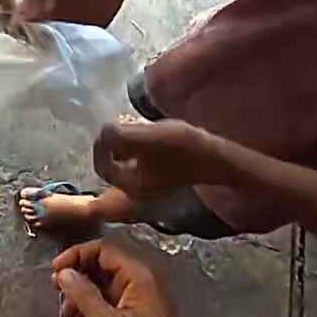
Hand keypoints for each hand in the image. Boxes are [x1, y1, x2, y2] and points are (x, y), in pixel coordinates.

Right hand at [51, 240, 205, 316]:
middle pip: (102, 263)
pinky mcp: (138, 311)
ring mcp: (140, 295)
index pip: (102, 249)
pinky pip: (110, 298)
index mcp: (138, 275)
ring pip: (104, 282)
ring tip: (67, 314)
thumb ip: (85, 297)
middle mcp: (140, 278)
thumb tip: (63, 273)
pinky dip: (93, 306)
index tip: (55, 271)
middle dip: (78, 276)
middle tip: (57, 293)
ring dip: (83, 294)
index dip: (76, 255)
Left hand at [93, 119, 231, 196]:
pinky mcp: (164, 177)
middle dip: (112, 146)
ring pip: (128, 164)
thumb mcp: (145, 138)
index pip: (103, 168)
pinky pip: (142, 163)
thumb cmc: (181, 147)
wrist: (216, 158)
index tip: (107, 128)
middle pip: (114, 167)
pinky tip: (147, 134)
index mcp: (131, 185)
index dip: (100, 147)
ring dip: (125, 146)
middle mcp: (139, 191)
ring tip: (132, 127)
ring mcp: (153, 185)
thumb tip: (103, 132)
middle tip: (118, 126)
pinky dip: (139, 149)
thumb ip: (119, 136)